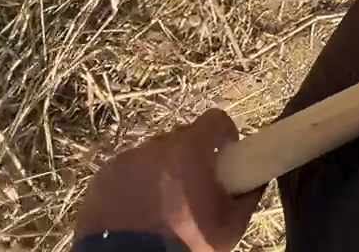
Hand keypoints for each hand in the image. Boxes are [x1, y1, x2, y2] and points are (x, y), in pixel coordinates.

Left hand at [73, 109, 260, 251]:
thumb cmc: (183, 246)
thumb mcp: (229, 227)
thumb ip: (247, 197)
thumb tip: (256, 181)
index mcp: (190, 148)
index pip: (215, 119)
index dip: (224, 134)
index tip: (226, 154)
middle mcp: (157, 146)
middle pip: (182, 138)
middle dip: (190, 156)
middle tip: (193, 187)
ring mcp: (126, 161)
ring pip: (152, 156)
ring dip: (161, 171)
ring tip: (161, 205)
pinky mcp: (102, 179)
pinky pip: (126, 173)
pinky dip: (134, 186)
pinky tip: (136, 213)